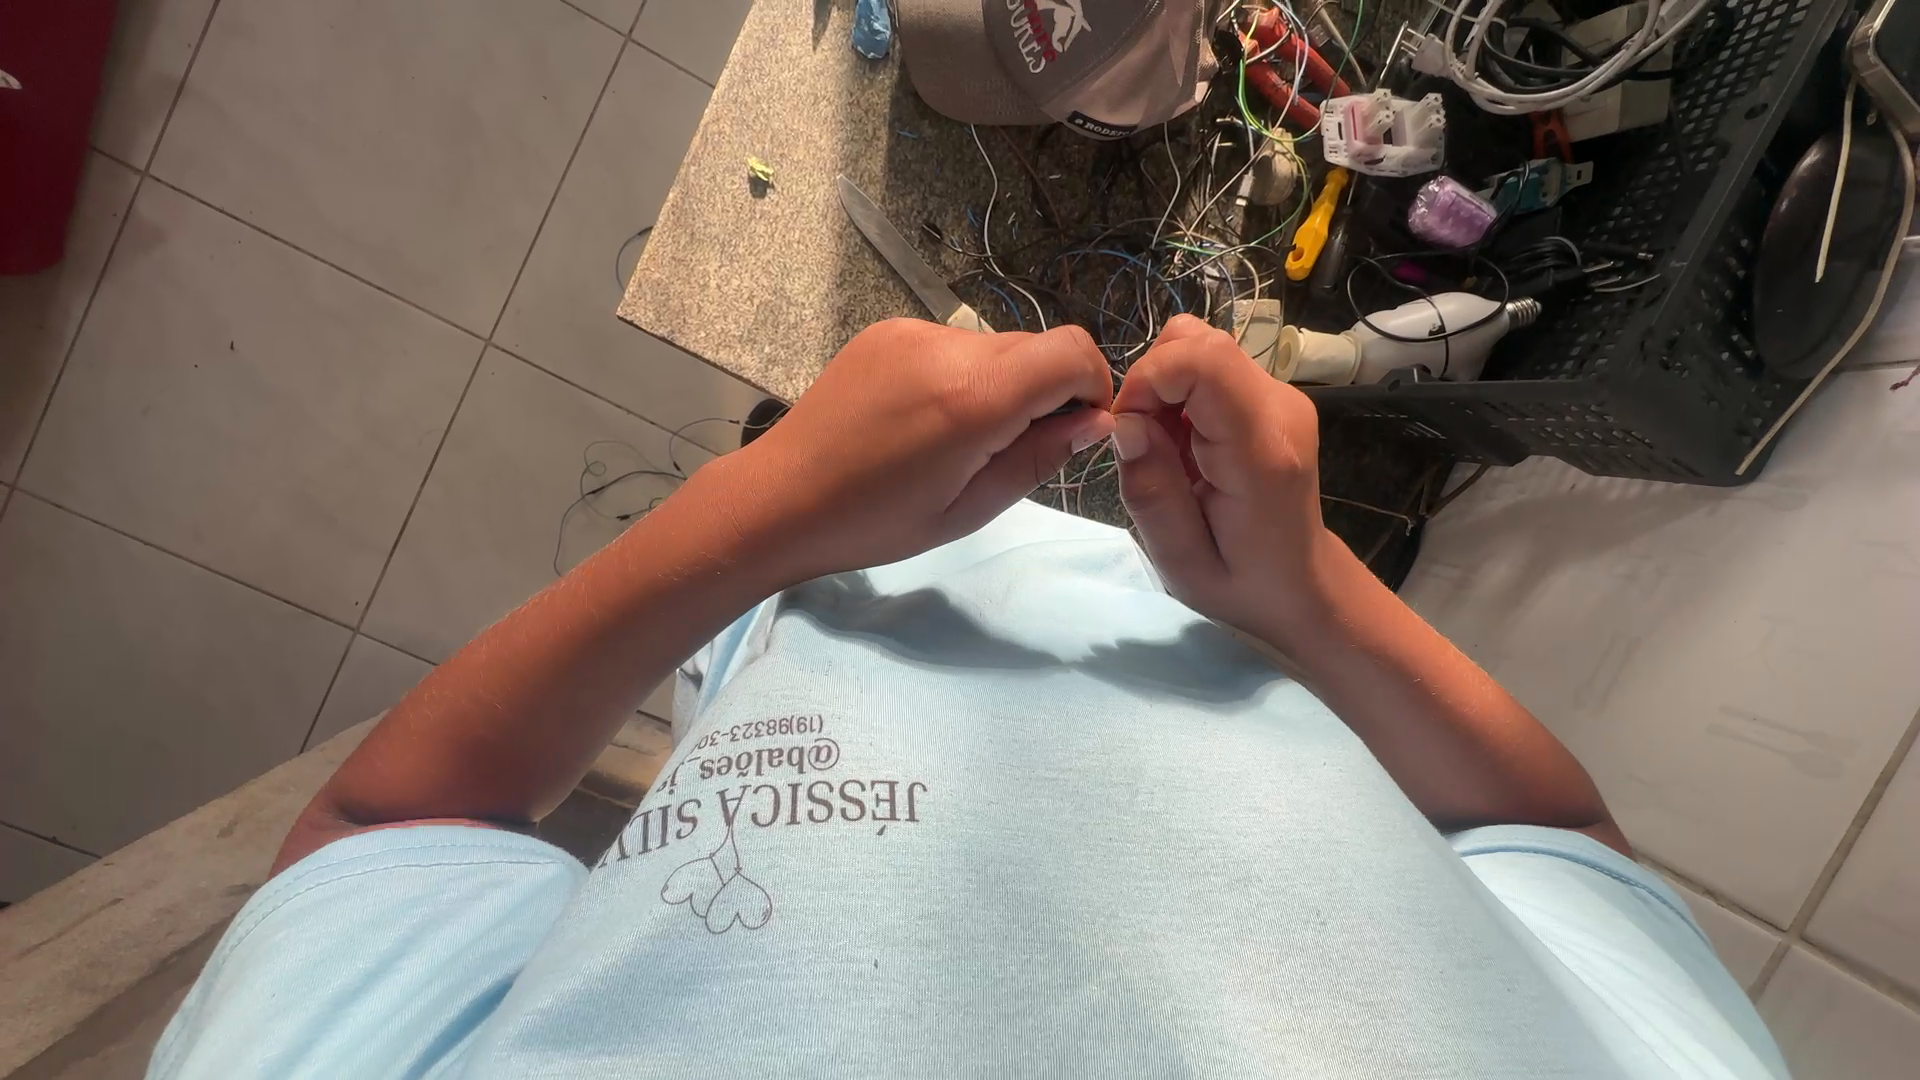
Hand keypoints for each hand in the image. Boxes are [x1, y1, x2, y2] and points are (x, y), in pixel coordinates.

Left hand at [712, 318, 1114, 580]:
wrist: (780, 498)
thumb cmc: (876, 523)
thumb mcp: (968, 510)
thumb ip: (1037, 459)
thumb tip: (1095, 423)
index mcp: (972, 398)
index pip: (1072, 352)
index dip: (1091, 387)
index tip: (1073, 430)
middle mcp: (946, 346)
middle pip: (1036, 348)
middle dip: (1044, 393)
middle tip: (1005, 449)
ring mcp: (912, 330)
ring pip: (995, 347)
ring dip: (1001, 386)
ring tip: (956, 439)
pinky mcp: (887, 330)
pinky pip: (952, 345)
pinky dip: (962, 375)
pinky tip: (923, 419)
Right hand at [1111, 314, 1332, 642]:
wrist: (1302, 585)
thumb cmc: (1241, 583)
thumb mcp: (1182, 562)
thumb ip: (1152, 493)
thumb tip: (1126, 424)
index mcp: (1260, 451)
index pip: (1204, 361)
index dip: (1148, 380)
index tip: (1127, 431)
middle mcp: (1278, 407)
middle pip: (1198, 343)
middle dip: (1149, 384)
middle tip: (1142, 446)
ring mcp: (1279, 397)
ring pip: (1199, 348)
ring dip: (1162, 390)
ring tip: (1163, 449)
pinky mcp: (1271, 398)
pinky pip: (1209, 370)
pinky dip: (1178, 397)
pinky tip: (1182, 447)